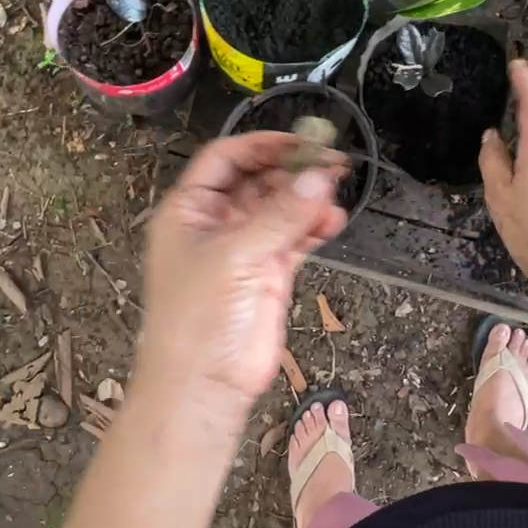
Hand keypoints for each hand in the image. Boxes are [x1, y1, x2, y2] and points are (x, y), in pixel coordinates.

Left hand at [138, 132, 346, 404]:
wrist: (203, 386)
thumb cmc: (197, 317)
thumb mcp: (234, 256)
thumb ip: (280, 216)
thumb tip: (320, 178)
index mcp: (190, 209)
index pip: (226, 159)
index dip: (261, 145)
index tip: (301, 141)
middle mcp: (217, 222)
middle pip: (259, 179)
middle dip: (293, 170)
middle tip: (331, 164)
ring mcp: (246, 247)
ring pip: (282, 207)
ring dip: (308, 197)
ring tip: (337, 190)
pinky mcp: (270, 272)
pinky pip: (296, 237)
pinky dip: (315, 227)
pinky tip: (333, 220)